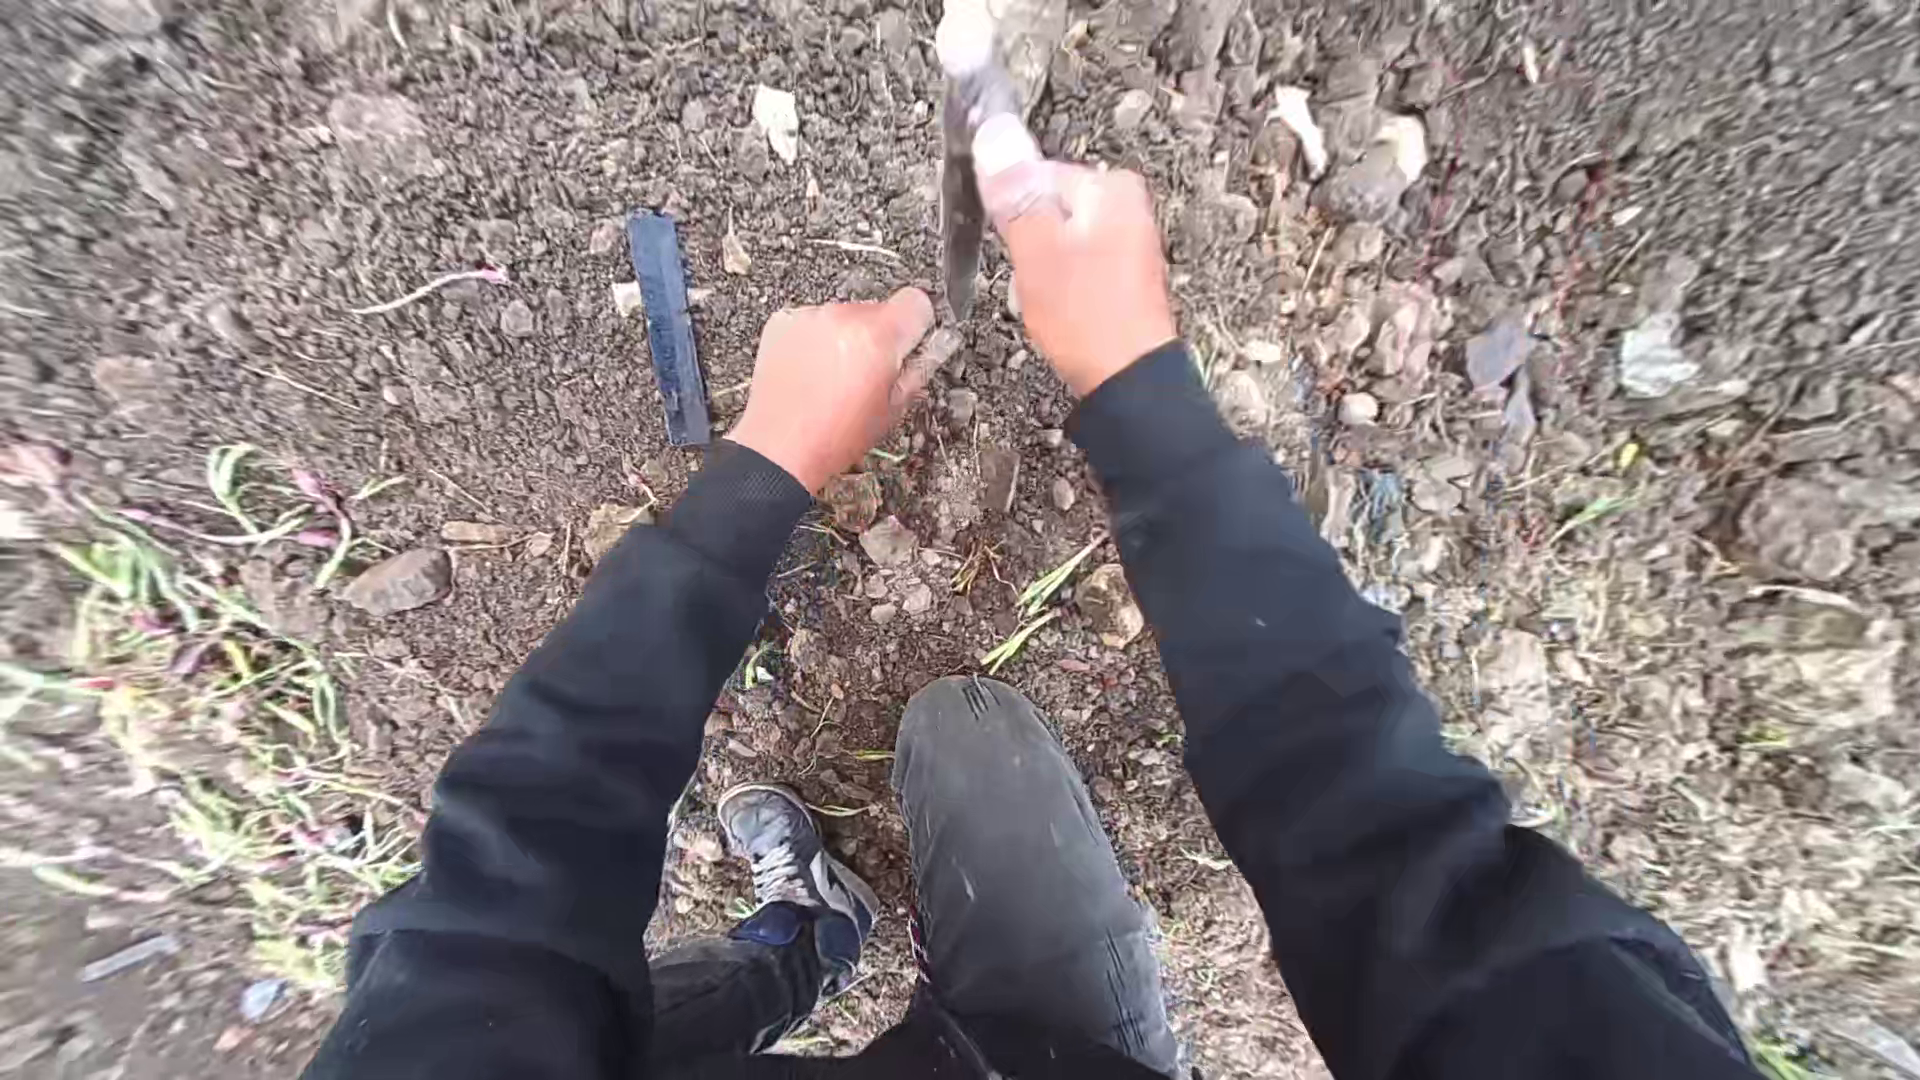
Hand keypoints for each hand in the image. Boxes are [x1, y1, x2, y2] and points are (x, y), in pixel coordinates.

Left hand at [726, 288, 935, 492]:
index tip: (910, 343)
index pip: (916, 301)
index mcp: (877, 338)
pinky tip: (814, 373)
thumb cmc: (835, 437)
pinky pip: (814, 321)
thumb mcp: (892, 410)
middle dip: (880, 337)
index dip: (918, 324)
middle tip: (868, 376)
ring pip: (845, 315)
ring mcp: (810, 317)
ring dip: (848, 338)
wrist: (781, 448)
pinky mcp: (783, 322)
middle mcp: (842, 317)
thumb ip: (917, 371)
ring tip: (836, 379)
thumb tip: (933, 348)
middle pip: (879, 309)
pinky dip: (817, 341)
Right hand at [980, 151, 1176, 395]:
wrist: (1127, 380)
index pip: (1035, 178)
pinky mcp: (1122, 279)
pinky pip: (1075, 272)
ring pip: (1057, 248)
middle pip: (1046, 214)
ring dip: (1043, 276)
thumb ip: (1015, 193)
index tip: (1016, 251)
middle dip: (1030, 251)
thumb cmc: (1088, 319)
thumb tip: (994, 132)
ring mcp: (1127, 245)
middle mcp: (1126, 208)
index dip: (1014, 219)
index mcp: (1110, 188)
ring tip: (1054, 305)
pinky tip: (1065, 315)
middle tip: (1037, 285)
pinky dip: (1063, 292)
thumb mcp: (1037, 251)